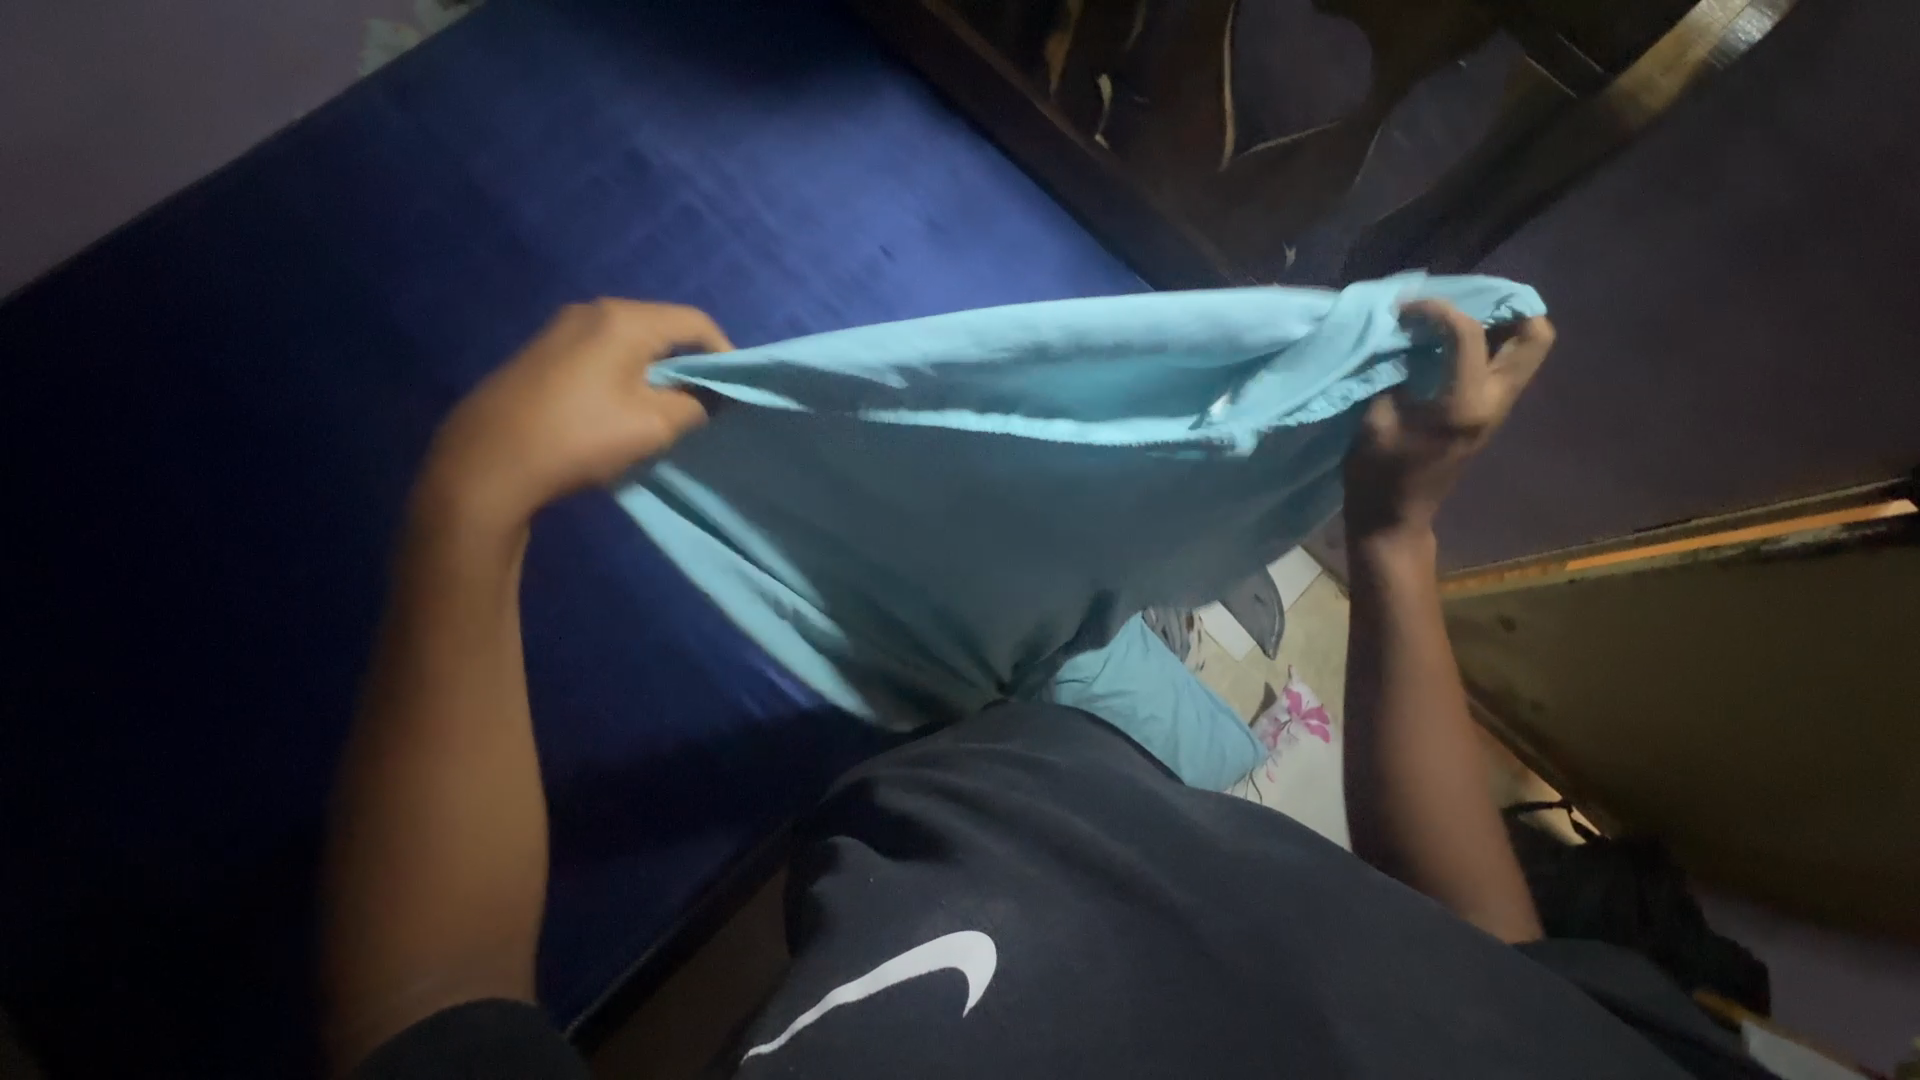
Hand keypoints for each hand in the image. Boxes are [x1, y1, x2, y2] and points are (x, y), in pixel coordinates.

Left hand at [418, 299, 730, 532]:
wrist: (487, 463)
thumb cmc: (581, 437)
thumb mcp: (655, 426)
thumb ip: (697, 404)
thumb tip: (713, 395)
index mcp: (625, 319)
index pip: (696, 323)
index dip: (725, 355)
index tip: (735, 393)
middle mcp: (593, 311)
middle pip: (662, 329)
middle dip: (690, 366)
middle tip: (704, 405)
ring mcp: (561, 330)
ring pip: (631, 344)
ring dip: (657, 374)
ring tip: (665, 413)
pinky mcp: (542, 353)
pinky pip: (603, 355)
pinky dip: (626, 376)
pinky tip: (622, 411)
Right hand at [1344, 300, 1553, 541]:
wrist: (1393, 519)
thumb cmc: (1377, 475)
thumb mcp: (1374, 420)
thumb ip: (1394, 374)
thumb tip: (1401, 340)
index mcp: (1464, 405)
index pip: (1468, 333)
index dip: (1436, 309)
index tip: (1404, 309)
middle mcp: (1494, 402)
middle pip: (1533, 334)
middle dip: (1501, 307)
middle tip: (1458, 304)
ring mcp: (1496, 408)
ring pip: (1526, 348)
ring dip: (1497, 324)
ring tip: (1451, 319)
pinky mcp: (1486, 413)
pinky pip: (1502, 363)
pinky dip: (1483, 343)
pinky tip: (1445, 344)